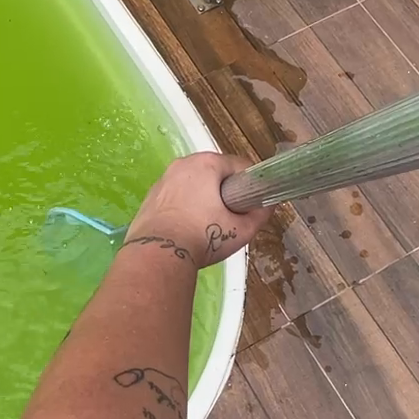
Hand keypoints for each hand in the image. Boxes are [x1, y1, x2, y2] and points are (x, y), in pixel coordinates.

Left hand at [123, 153, 271, 267]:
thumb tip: (268, 205)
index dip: (250, 184)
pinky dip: (184, 206)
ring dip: (204, 198)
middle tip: (231, 216)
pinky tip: (187, 227)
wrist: (158, 255)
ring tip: (208, 224)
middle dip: (225, 191)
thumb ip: (260, 214)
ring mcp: (163, 179)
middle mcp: (183, 164)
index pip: (240, 166)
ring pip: (193, 184)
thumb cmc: (202, 237)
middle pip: (214, 173)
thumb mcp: (241, 230)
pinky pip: (176, 195)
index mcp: (207, 164)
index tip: (253, 202)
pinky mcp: (150, 196)